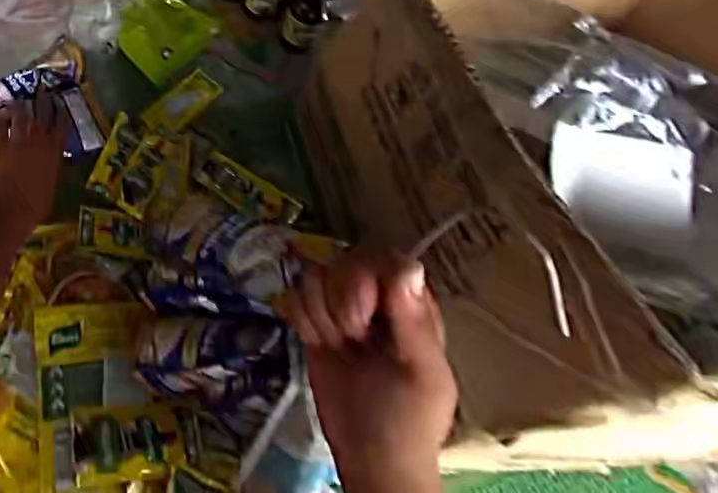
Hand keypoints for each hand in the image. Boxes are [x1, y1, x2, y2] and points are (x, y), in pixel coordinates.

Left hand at [0, 93, 67, 239]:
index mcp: (54, 150)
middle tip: (43, 90)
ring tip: (21, 98)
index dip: (61, 112)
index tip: (61, 102)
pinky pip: (1, 126)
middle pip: (43, 114)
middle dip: (43, 101)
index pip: (62, 124)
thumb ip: (54, 167)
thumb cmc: (36, 205)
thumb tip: (56, 159)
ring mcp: (18, 141)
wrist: (9, 211)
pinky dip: (1, 118)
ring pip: (21, 115)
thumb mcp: (53, 185)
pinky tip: (1, 113)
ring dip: (21, 105)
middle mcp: (38, 140)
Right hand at [278, 249, 456, 490]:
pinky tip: (318, 345)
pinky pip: (294, 294)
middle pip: (344, 260)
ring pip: (316, 274)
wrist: (369, 460)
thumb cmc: (407, 420)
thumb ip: (414, 320)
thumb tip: (410, 266)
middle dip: (343, 302)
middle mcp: (374, 291)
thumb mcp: (423, 375)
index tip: (369, 320)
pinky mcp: (313, 318)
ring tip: (339, 348)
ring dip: (322, 316)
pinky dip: (302, 320)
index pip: (382, 257)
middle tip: (354, 341)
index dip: (368, 280)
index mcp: (409, 298)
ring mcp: (341, 302)